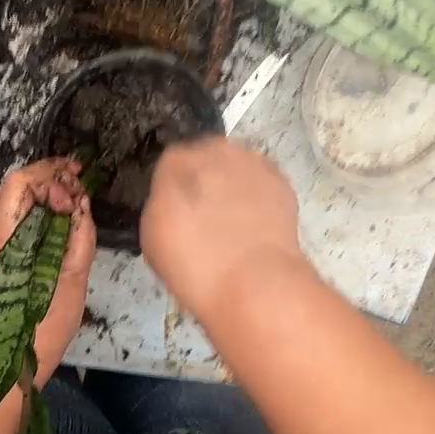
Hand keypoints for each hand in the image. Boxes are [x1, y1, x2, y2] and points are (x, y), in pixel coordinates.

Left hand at [0, 158, 95, 378]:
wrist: (15, 357)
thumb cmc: (45, 324)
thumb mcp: (72, 278)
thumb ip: (79, 236)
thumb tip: (81, 203)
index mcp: (7, 236)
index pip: (20, 181)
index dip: (50, 171)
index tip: (77, 176)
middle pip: (16, 186)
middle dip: (49, 178)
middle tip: (77, 187)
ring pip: (17, 201)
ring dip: (46, 194)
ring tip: (73, 204)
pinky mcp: (3, 255)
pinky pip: (19, 219)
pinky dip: (40, 212)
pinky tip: (62, 222)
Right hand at [141, 137, 303, 314]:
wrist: (252, 281)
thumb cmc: (193, 265)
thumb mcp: (153, 239)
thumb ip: (159, 205)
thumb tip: (172, 199)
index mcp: (176, 163)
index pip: (169, 164)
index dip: (173, 189)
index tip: (177, 212)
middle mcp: (215, 152)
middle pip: (205, 157)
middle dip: (204, 180)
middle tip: (203, 217)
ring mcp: (252, 163)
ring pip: (236, 167)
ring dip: (232, 186)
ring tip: (232, 223)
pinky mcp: (281, 181)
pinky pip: (261, 184)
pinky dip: (257, 198)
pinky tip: (254, 226)